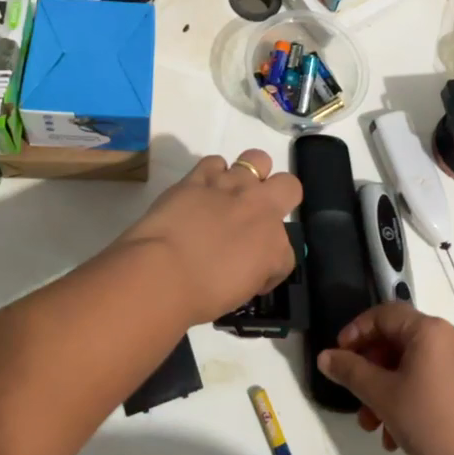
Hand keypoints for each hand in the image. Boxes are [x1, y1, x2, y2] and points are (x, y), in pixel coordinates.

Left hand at [108, 149, 302, 325]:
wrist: (163, 273)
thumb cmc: (202, 295)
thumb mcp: (240, 293)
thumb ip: (252, 271)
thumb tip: (246, 264)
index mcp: (274, 247)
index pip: (286, 255)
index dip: (270, 268)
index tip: (251, 277)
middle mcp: (260, 208)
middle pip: (290, 186)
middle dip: (279, 197)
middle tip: (257, 214)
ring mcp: (231, 186)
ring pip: (257, 159)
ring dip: (250, 174)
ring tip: (233, 192)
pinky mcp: (200, 176)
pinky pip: (215, 162)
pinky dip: (212, 173)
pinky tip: (203, 189)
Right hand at [317, 303, 453, 454]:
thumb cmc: (431, 424)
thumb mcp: (382, 396)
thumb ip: (350, 371)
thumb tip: (325, 357)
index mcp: (431, 331)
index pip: (384, 314)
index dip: (356, 331)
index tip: (339, 356)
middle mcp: (450, 338)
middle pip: (398, 341)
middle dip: (371, 370)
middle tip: (354, 395)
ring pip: (412, 365)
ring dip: (386, 390)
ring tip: (372, 425)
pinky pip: (430, 380)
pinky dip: (408, 398)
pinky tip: (394, 435)